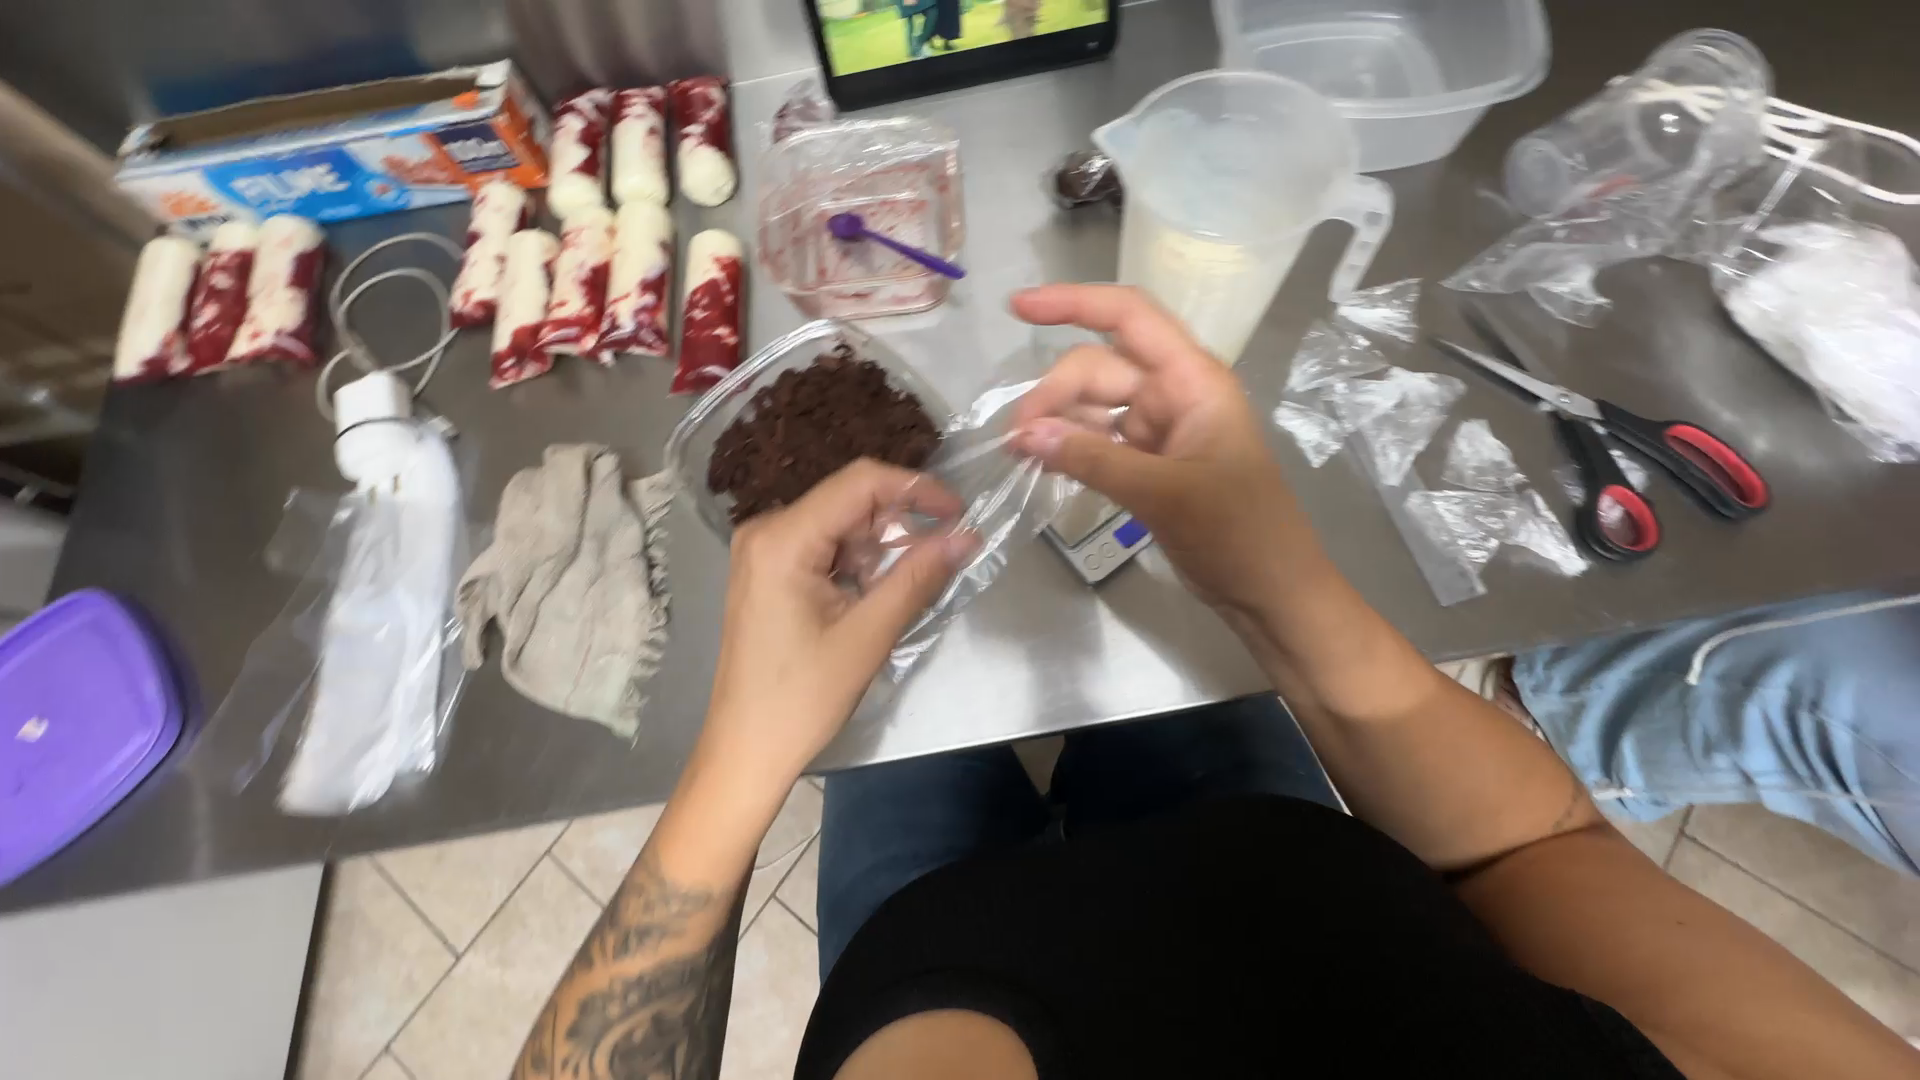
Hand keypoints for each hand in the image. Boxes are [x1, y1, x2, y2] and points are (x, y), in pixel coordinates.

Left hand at [701, 460, 973, 784]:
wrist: (746, 749)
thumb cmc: (802, 698)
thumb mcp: (868, 636)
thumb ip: (918, 576)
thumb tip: (967, 535)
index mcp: (782, 539)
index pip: (860, 483)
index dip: (917, 489)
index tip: (960, 514)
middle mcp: (766, 531)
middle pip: (850, 502)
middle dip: (899, 526)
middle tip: (936, 562)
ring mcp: (763, 552)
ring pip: (841, 526)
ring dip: (879, 550)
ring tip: (896, 594)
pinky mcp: (768, 572)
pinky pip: (824, 548)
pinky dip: (857, 565)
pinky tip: (870, 599)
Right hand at [1008, 284, 1318, 619]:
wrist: (1271, 591)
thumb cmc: (1239, 532)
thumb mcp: (1165, 493)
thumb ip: (1093, 460)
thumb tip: (1025, 435)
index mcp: (1192, 380)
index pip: (1129, 318)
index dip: (1074, 303)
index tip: (1017, 308)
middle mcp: (1173, 395)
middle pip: (1099, 368)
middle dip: (1054, 393)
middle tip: (1016, 439)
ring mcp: (1159, 431)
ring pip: (1093, 407)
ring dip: (1056, 423)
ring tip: (1018, 452)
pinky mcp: (1148, 466)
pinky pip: (1099, 443)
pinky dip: (1071, 450)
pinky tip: (1042, 463)